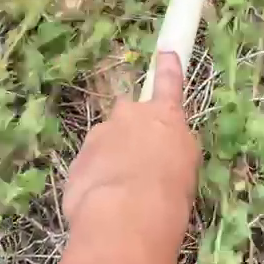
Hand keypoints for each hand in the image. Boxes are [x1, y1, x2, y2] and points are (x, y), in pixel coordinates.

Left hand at [62, 53, 199, 239]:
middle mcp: (130, 116)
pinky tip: (106, 200)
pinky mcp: (76, 160)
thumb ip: (173, 144)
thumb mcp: (187, 163)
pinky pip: (89, 165)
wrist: (126, 212)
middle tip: (139, 159)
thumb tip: (162, 146)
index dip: (168, 67)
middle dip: (131, 129)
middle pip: (129, 113)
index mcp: (165, 115)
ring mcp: (99, 136)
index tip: (165, 51)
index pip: (169, 83)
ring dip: (112, 157)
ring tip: (122, 190)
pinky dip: (97, 178)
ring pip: (106, 141)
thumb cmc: (171, 188)